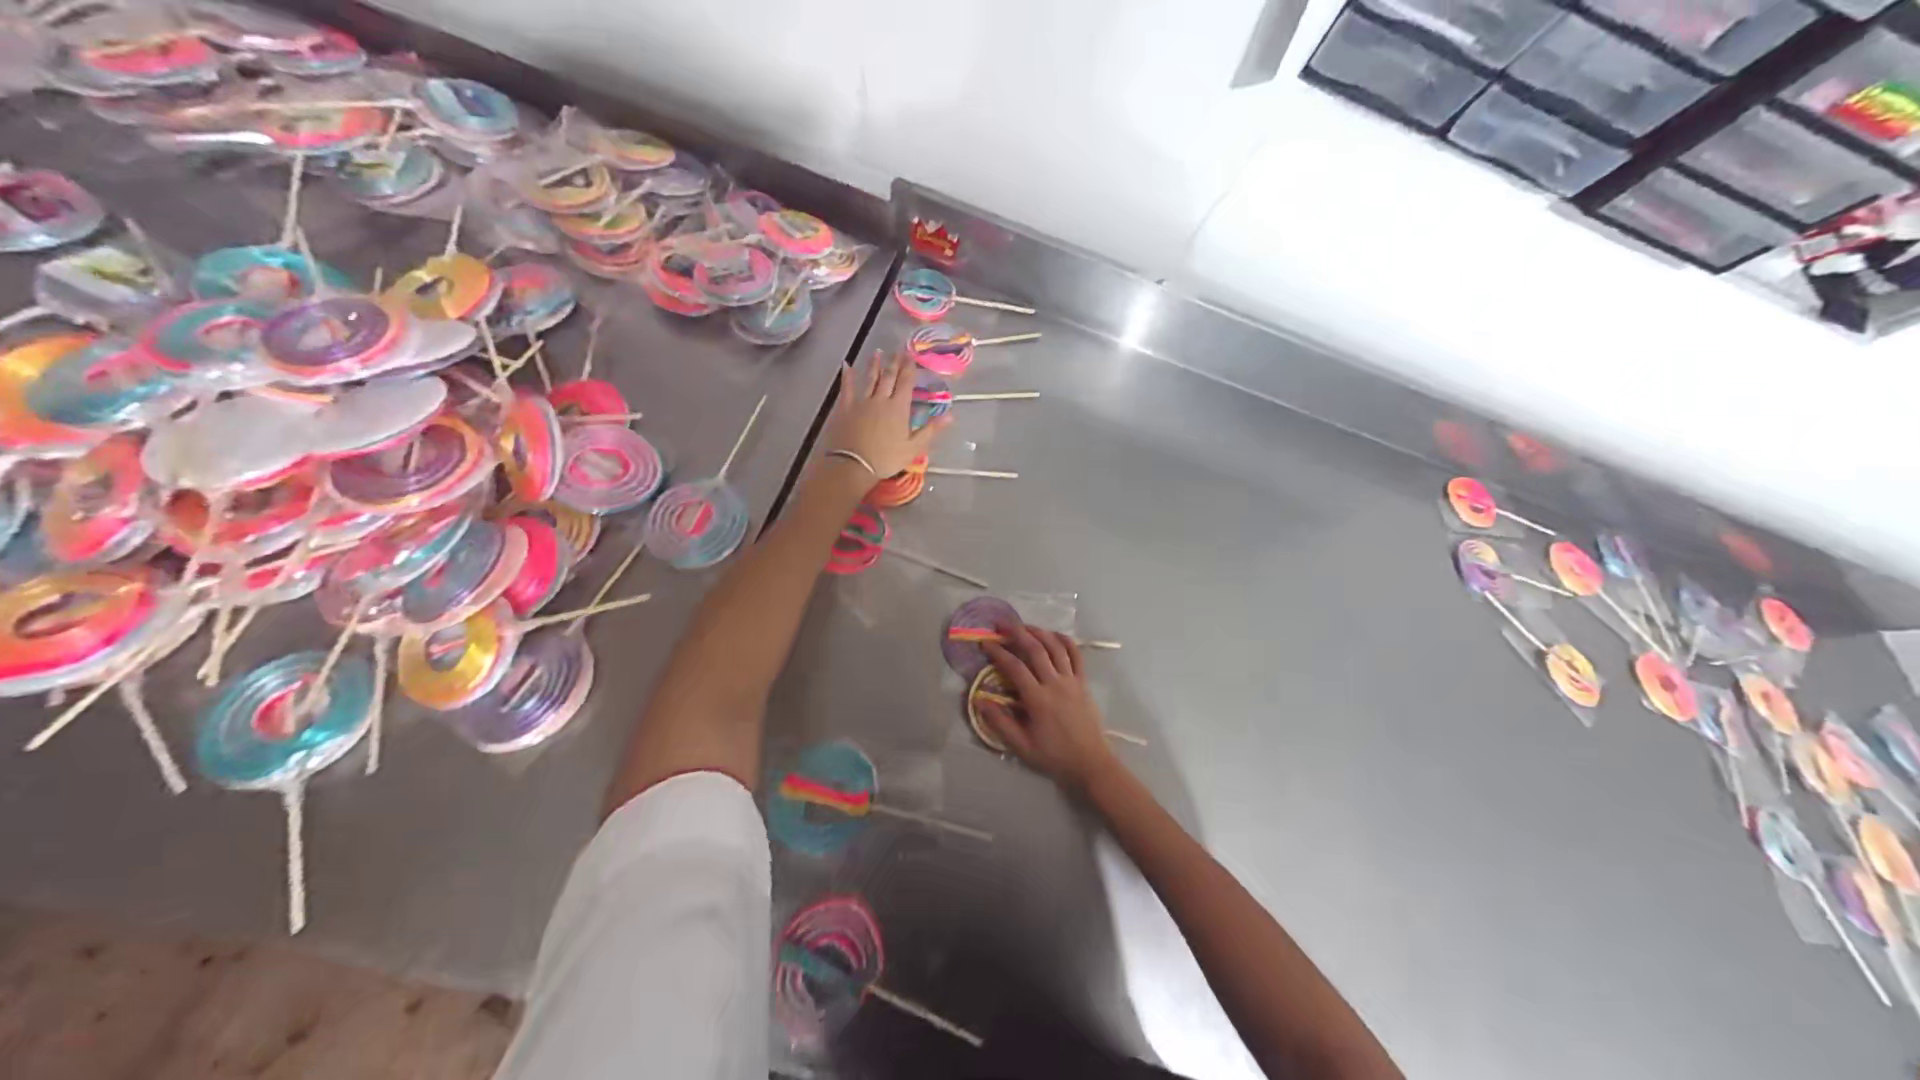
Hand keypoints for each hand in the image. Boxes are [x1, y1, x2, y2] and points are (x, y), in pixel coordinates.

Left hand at [824, 351, 948, 480]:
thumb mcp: (913, 447)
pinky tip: (847, 365)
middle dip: (894, 362)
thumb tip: (951, 415)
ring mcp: (861, 401)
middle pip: (889, 376)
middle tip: (897, 350)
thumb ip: (931, 429)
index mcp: (899, 408)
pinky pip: (847, 387)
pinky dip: (848, 376)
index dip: (909, 368)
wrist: (853, 464)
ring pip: (870, 378)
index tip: (910, 355)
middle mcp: (881, 399)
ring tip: (877, 352)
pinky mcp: (845, 407)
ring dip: (874, 365)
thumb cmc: (886, 458)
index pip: (906, 383)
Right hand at [980, 624, 1119, 793]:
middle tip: (1001, 625)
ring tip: (1023, 626)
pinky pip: (1076, 655)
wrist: (1090, 763)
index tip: (986, 643)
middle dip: (1016, 633)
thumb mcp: (1021, 746)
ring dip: (1038, 632)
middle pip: (1035, 649)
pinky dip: (1065, 641)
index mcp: (1038, 699)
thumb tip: (979, 701)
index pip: (1014, 667)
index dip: (998, 652)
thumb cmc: (1054, 756)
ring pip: (1055, 647)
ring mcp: (1072, 681)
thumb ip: (1000, 723)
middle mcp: (1055, 684)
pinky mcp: (1083, 682)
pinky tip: (1054, 634)